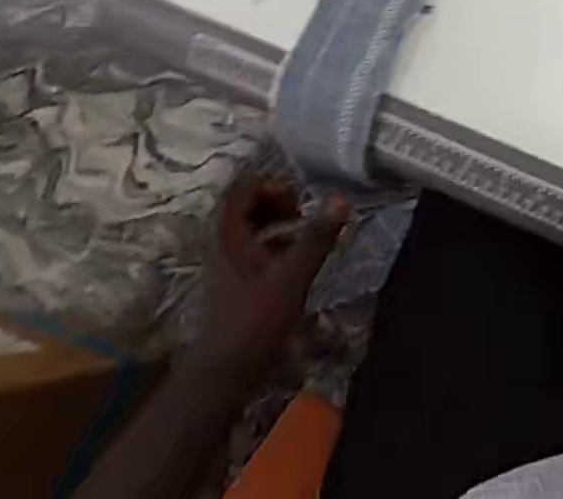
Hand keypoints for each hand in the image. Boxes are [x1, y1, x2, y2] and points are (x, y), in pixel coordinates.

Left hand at [189, 176, 348, 384]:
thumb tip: (340, 198)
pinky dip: (272, 247)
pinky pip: (251, 252)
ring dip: (274, 225)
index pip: (240, 191)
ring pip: (248, 232)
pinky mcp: (232, 287)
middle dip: (274, 203)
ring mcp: (225, 267)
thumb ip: (316, 237)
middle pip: (243, 208)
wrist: (224, 376)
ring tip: (302, 233)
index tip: (296, 196)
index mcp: (229, 235)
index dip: (268, 185)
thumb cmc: (255, 320)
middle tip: (302, 211)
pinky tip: (293, 263)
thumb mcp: (292, 276)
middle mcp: (222, 245)